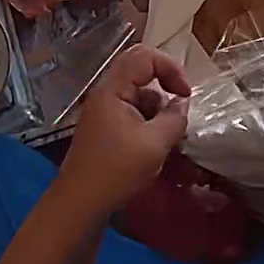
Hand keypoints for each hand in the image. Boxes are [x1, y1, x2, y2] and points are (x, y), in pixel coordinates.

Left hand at [56, 46, 191, 214]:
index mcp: (113, 91)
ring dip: (159, 109)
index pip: (144, 57)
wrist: (79, 207)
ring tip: (171, 136)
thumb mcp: (155, 143)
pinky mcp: (106, 130)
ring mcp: (104, 113)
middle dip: (166, 87)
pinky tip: (157, 146)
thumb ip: (175, 117)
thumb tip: (183, 103)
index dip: (170, 68)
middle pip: (141, 73)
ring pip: (140, 95)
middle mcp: (106, 95)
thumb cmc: (116, 171)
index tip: (185, 94)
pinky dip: (150, 123)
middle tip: (181, 108)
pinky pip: (133, 113)